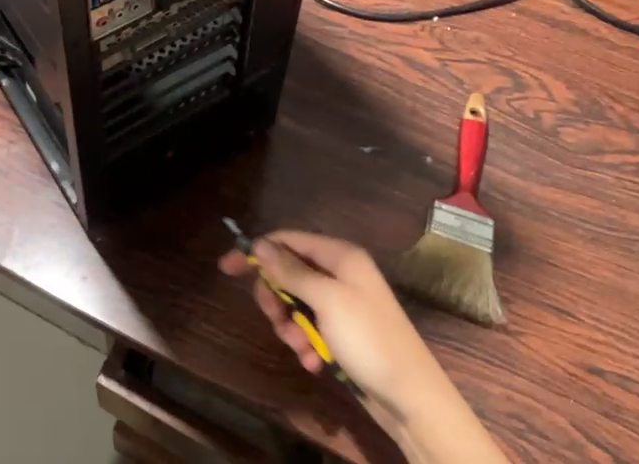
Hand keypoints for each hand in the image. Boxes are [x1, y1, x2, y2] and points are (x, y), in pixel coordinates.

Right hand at [218, 231, 445, 415]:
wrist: (411, 397)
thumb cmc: (369, 339)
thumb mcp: (326, 300)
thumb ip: (291, 271)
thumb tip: (259, 244)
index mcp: (340, 256)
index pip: (287, 240)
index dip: (257, 252)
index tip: (226, 269)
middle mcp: (340, 273)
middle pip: (288, 272)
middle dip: (276, 298)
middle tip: (276, 320)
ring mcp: (341, 303)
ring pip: (295, 303)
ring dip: (290, 327)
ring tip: (303, 349)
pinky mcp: (342, 331)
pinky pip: (309, 327)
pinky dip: (305, 343)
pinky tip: (313, 362)